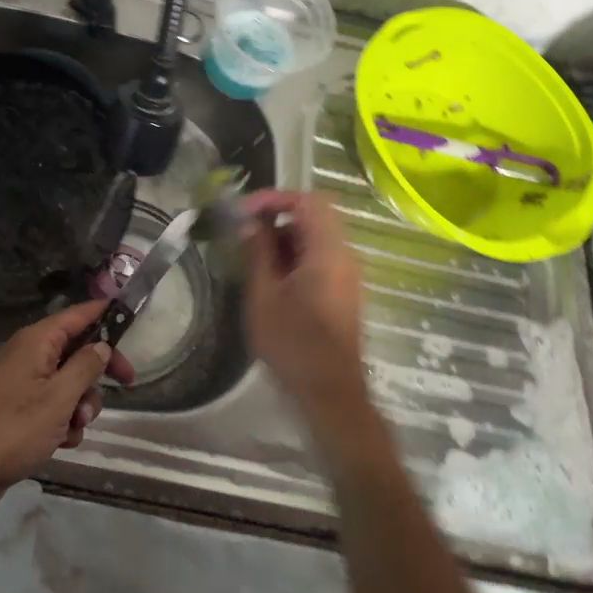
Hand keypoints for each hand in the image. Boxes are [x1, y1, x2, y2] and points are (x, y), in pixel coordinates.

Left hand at [0, 300, 135, 511]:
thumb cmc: (14, 428)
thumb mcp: (59, 397)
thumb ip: (85, 367)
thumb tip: (102, 344)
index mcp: (36, 341)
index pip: (78, 314)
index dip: (106, 315)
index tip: (133, 320)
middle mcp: (28, 354)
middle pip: (76, 351)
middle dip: (95, 375)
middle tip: (125, 386)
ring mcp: (21, 382)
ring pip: (67, 384)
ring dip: (79, 406)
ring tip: (72, 428)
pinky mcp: (17, 409)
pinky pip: (51, 406)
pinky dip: (61, 422)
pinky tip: (59, 443)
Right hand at [242, 191, 366, 414]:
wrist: (330, 394)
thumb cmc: (294, 345)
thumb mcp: (264, 296)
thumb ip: (258, 252)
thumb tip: (249, 222)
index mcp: (328, 251)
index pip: (307, 200)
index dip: (273, 198)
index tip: (243, 212)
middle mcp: (345, 256)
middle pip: (315, 215)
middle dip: (278, 216)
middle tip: (245, 231)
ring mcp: (348, 275)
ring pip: (317, 237)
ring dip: (285, 237)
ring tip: (253, 256)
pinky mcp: (344, 291)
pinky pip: (321, 257)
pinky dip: (296, 255)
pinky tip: (271, 277)